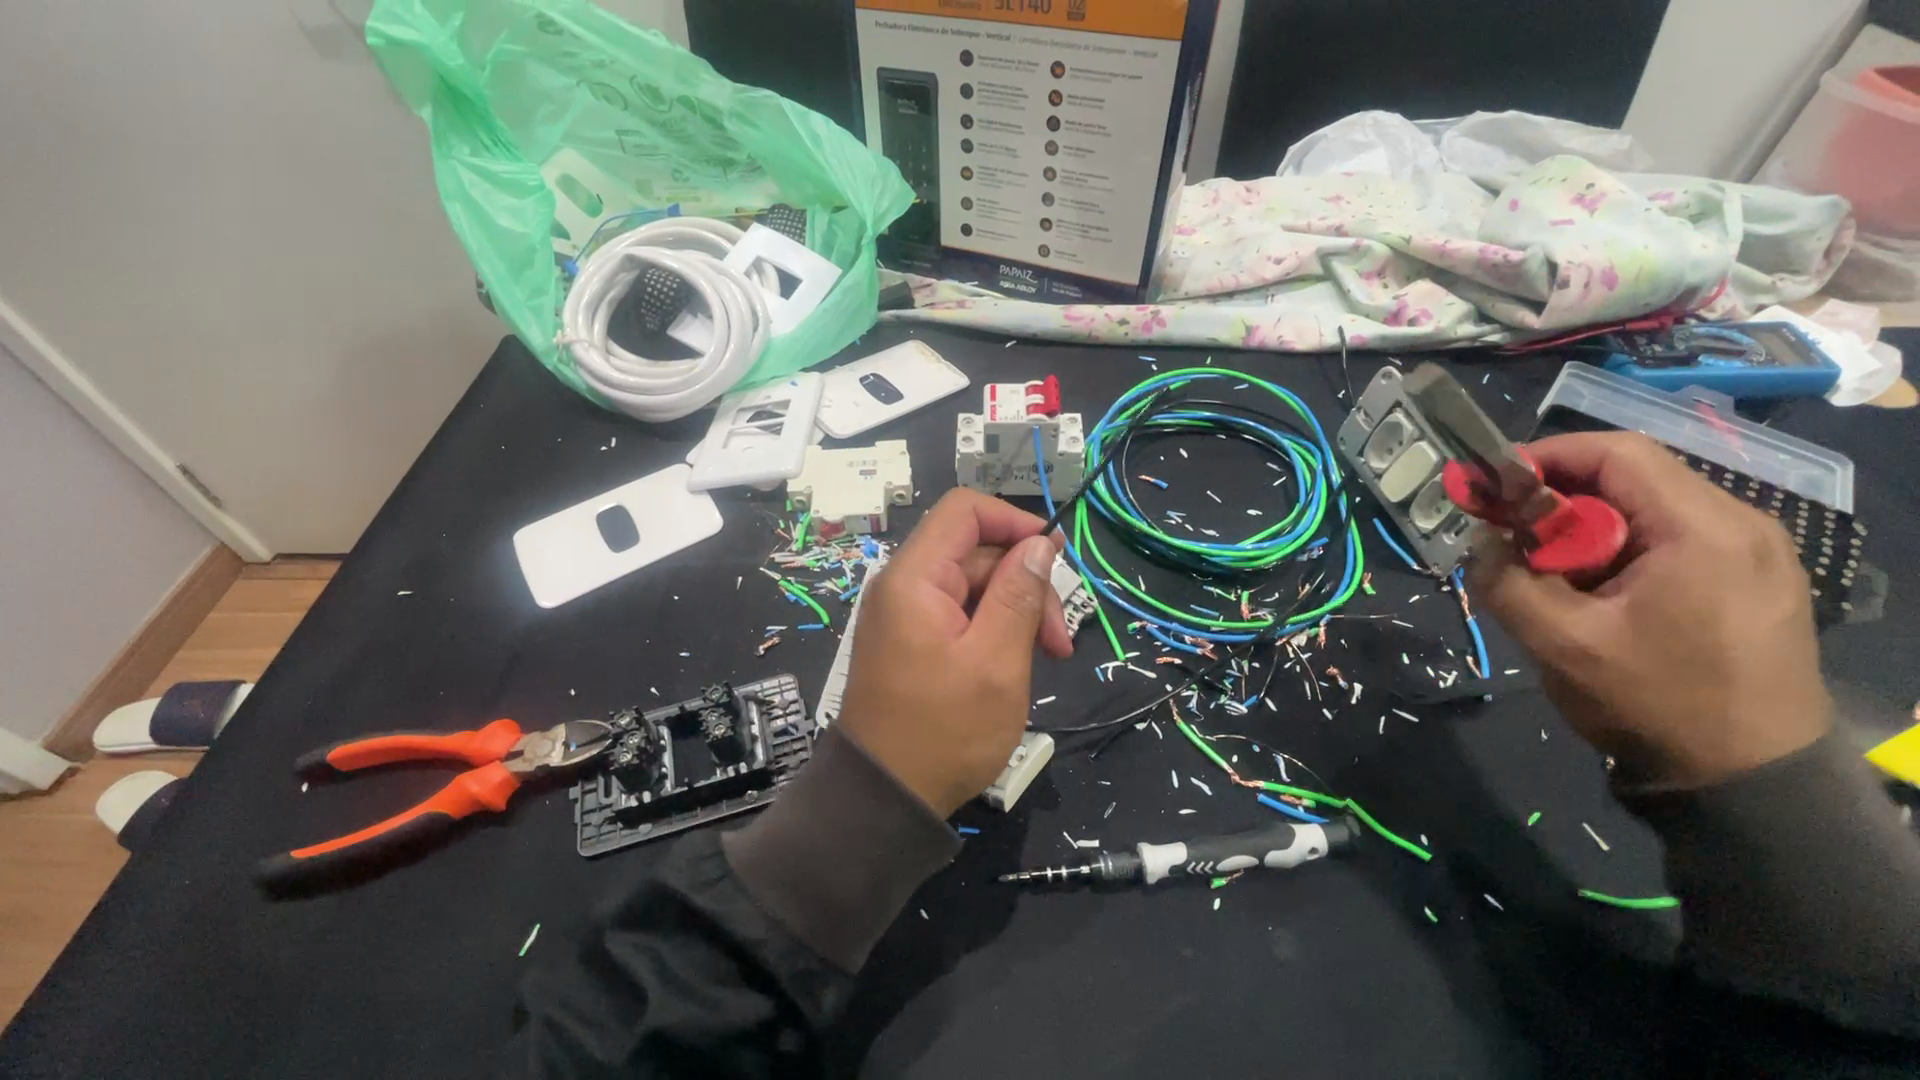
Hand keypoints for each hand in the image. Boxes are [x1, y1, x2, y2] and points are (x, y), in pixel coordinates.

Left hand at [836, 490, 1071, 816]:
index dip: (1014, 522)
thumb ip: (1019, 595)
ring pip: (974, 587)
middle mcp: (904, 587)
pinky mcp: (911, 643)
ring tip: (1047, 659)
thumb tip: (1039, 544)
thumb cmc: (943, 732)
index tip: (1055, 557)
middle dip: (1025, 584)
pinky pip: (960, 617)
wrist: (885, 798)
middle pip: (975, 553)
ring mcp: (906, 616)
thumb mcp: (996, 662)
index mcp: (915, 578)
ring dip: (1016, 612)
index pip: (965, 511)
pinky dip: (993, 632)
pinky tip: (1016, 664)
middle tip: (1059, 643)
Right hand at [1467, 433, 1830, 788]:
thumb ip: (1506, 581)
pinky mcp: (1752, 581)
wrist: (1750, 782)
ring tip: (1549, 574)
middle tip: (1510, 537)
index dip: (1545, 456)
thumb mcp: (1560, 644)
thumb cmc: (1655, 704)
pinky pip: (1672, 540)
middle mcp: (1740, 525)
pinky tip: (1595, 592)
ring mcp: (1754, 554)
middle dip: (1559, 501)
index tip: (1492, 485)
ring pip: (1649, 510)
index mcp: (1702, 530)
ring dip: (1586, 530)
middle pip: (1632, 479)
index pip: (1616, 452)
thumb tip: (1480, 541)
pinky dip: (1620, 551)